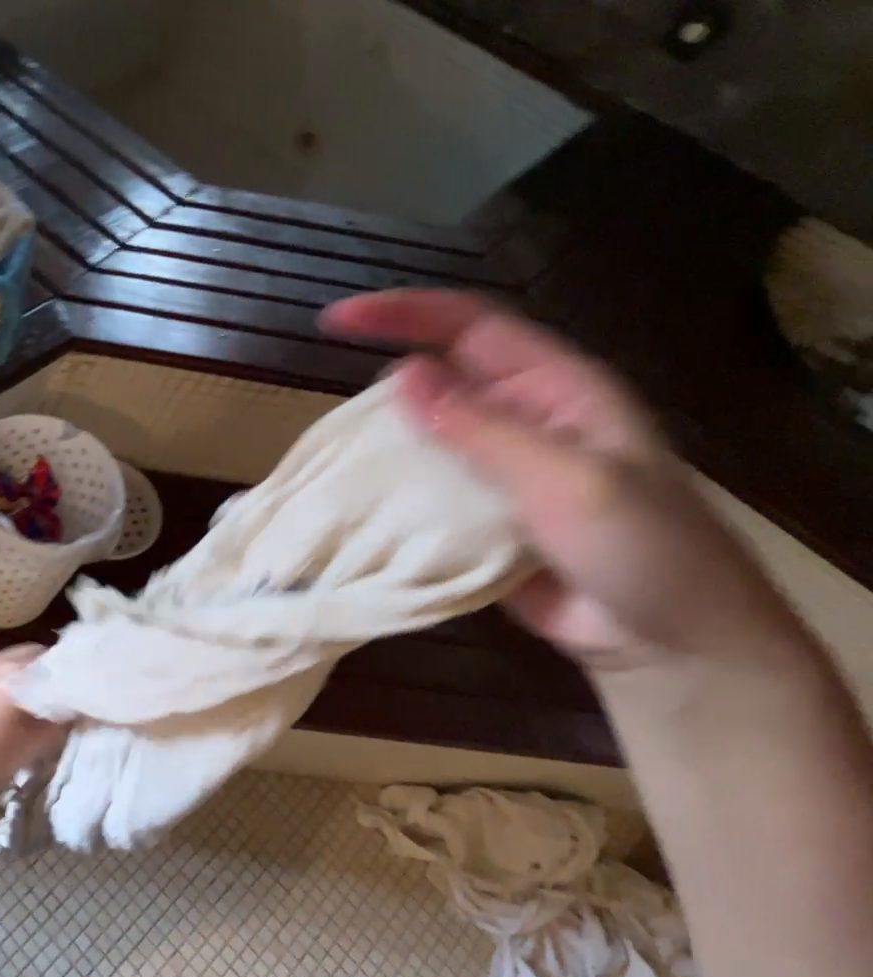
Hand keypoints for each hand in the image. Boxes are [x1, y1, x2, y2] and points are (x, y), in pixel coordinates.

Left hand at [0, 644, 62, 809]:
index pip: (55, 658)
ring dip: (23, 678)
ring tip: (30, 708)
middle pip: (30, 655)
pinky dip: (1, 685)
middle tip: (58, 699)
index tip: (79, 692)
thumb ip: (61, 720)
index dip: (70, 674)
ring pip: (7, 664)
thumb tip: (76, 707)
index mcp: (13, 671)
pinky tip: (1, 714)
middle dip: (47, 672)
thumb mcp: (35, 744)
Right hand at [320, 289, 806, 675]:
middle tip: (328, 420)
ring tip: (328, 464)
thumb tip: (399, 374)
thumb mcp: (568, 482)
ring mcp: (496, 470)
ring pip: (421, 438)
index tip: (333, 321)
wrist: (668, 642)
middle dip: (381, 389)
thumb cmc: (643, 551)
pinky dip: (386, 494)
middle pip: (437, 379)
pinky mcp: (475, 516)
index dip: (403, 314)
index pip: (471, 327)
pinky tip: (352, 507)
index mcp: (555, 389)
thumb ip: (483, 430)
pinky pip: (420, 491)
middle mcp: (521, 418)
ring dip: (378, 447)